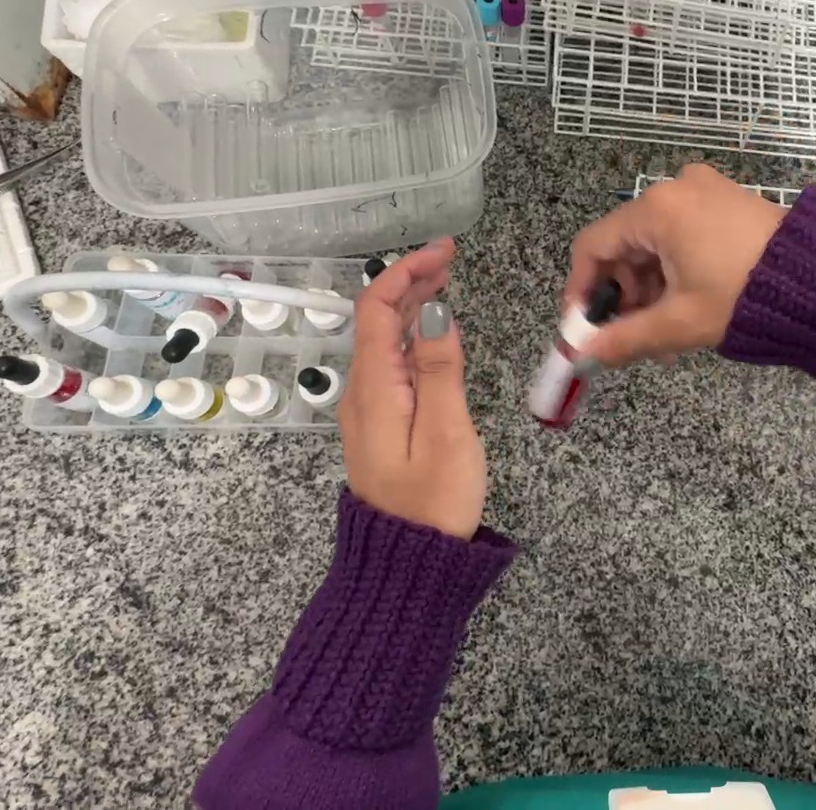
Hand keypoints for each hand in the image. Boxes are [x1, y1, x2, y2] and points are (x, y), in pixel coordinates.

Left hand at [339, 237, 484, 540]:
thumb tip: (435, 312)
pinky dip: (413, 335)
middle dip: (410, 280)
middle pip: (377, 319)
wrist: (409, 563)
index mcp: (376, 387)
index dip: (405, 271)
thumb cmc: (433, 500)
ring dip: (411, 304)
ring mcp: (371, 408)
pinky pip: (393, 363)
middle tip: (452, 260)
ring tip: (447, 283)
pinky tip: (436, 333)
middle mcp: (364, 391)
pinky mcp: (384, 423)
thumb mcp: (446, 432)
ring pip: (384, 339)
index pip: (377, 309)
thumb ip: (440, 370)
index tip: (444, 252)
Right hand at [565, 163, 786, 369]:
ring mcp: (706, 190)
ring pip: (657, 242)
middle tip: (633, 335)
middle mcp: (677, 188)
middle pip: (626, 244)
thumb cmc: (745, 297)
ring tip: (667, 330)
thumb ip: (625, 339)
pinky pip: (685, 234)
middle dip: (625, 294)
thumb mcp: (681, 323)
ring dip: (653, 286)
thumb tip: (586, 355)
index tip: (582, 327)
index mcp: (657, 209)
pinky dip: (678, 268)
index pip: (593, 246)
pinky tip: (690, 305)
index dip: (581, 289)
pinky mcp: (729, 200)